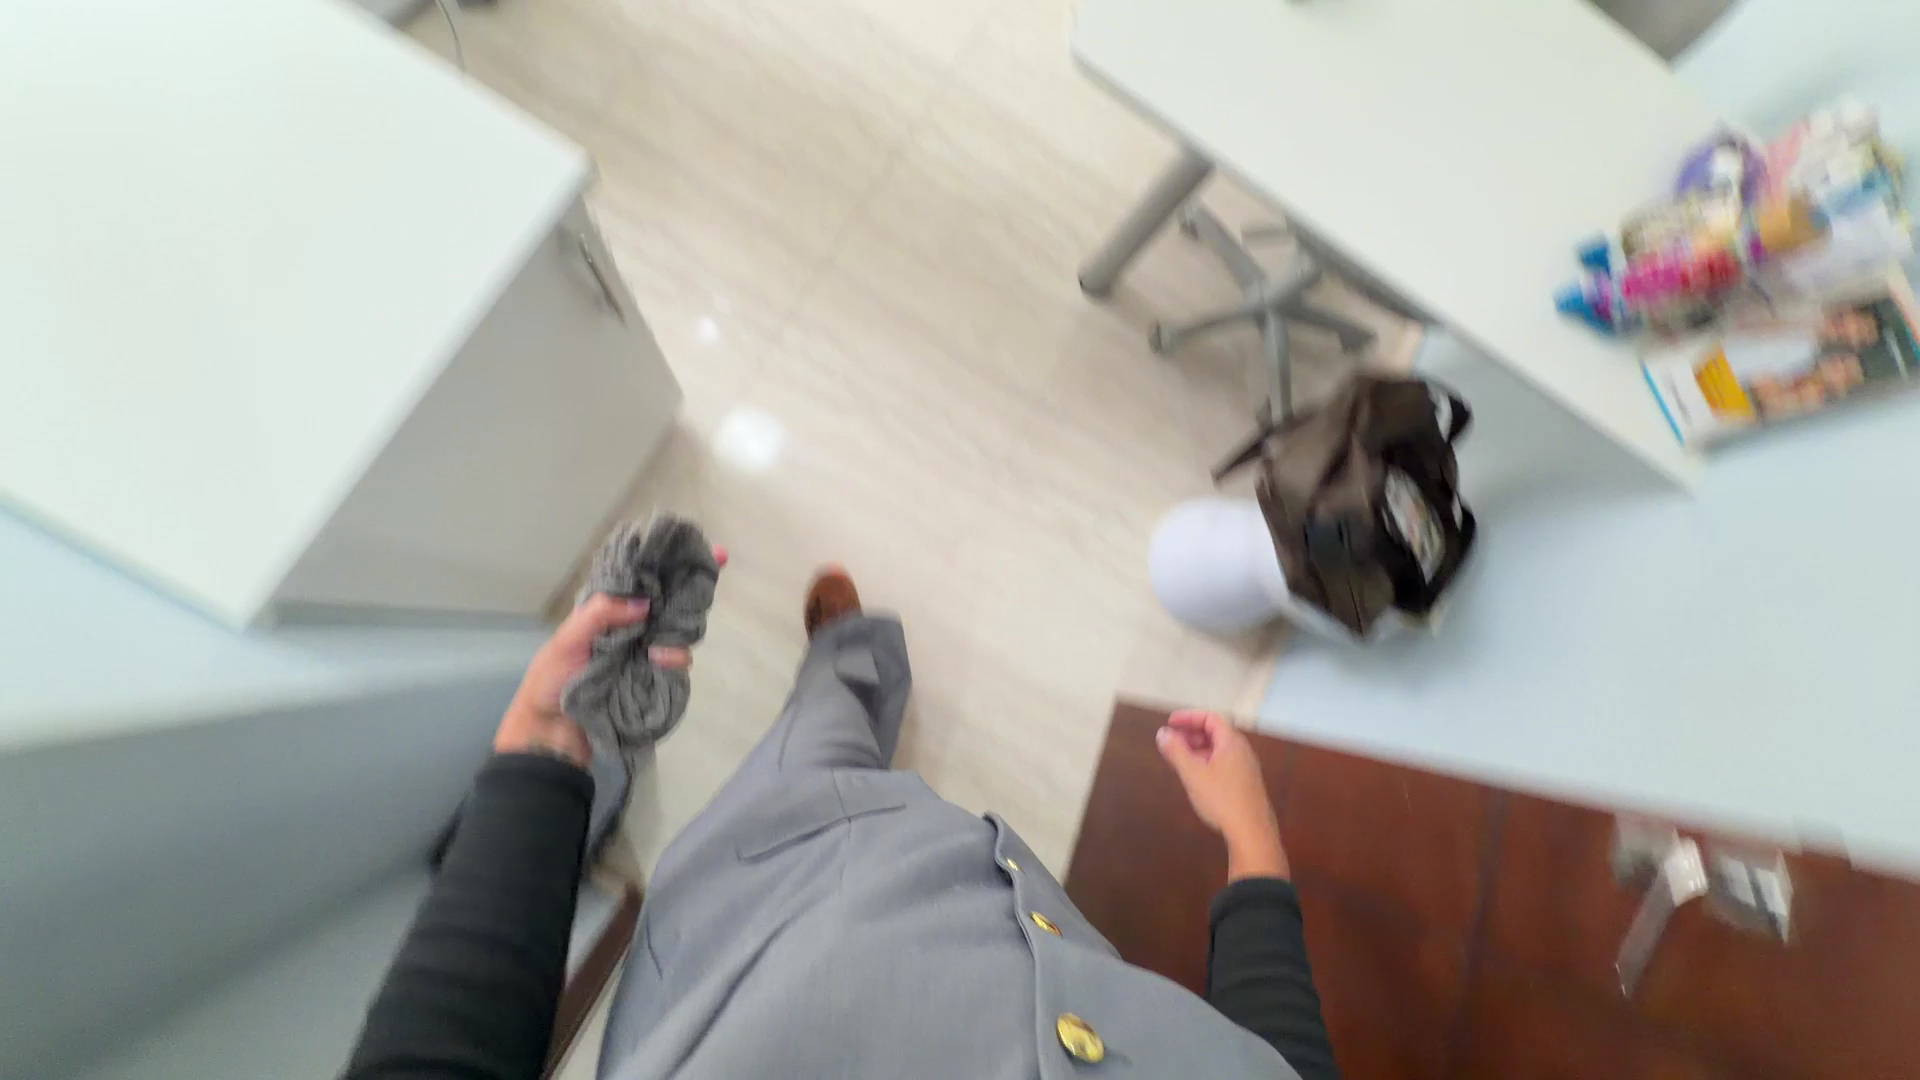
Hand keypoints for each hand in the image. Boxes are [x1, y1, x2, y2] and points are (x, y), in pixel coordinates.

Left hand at [495, 547, 726, 766]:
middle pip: (672, 598)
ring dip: (680, 630)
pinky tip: (661, 664)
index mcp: (610, 610)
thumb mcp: (566, 641)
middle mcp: (634, 625)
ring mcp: (648, 650)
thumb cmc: (551, 683)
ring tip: (660, 652)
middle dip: (695, 583)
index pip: (644, 577)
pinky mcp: (657, 676)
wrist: (554, 736)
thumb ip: (600, 614)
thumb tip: (644, 604)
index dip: (670, 560)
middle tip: (720, 563)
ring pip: (681, 627)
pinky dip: (675, 659)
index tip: (703, 545)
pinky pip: (678, 660)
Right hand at [1155, 709, 1288, 880]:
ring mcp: (1246, 768)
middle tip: (1172, 741)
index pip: (1210, 718)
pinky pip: (1224, 763)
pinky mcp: (1246, 784)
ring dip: (1197, 748)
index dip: (1189, 717)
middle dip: (1191, 733)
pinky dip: (1206, 761)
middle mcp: (1242, 751)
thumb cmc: (1221, 799)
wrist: (1252, 834)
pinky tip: (1195, 777)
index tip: (1170, 723)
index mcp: (1232, 743)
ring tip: (1179, 759)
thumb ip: (1176, 751)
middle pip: (1216, 732)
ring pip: (1219, 749)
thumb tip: (1162, 733)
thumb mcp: (1193, 774)